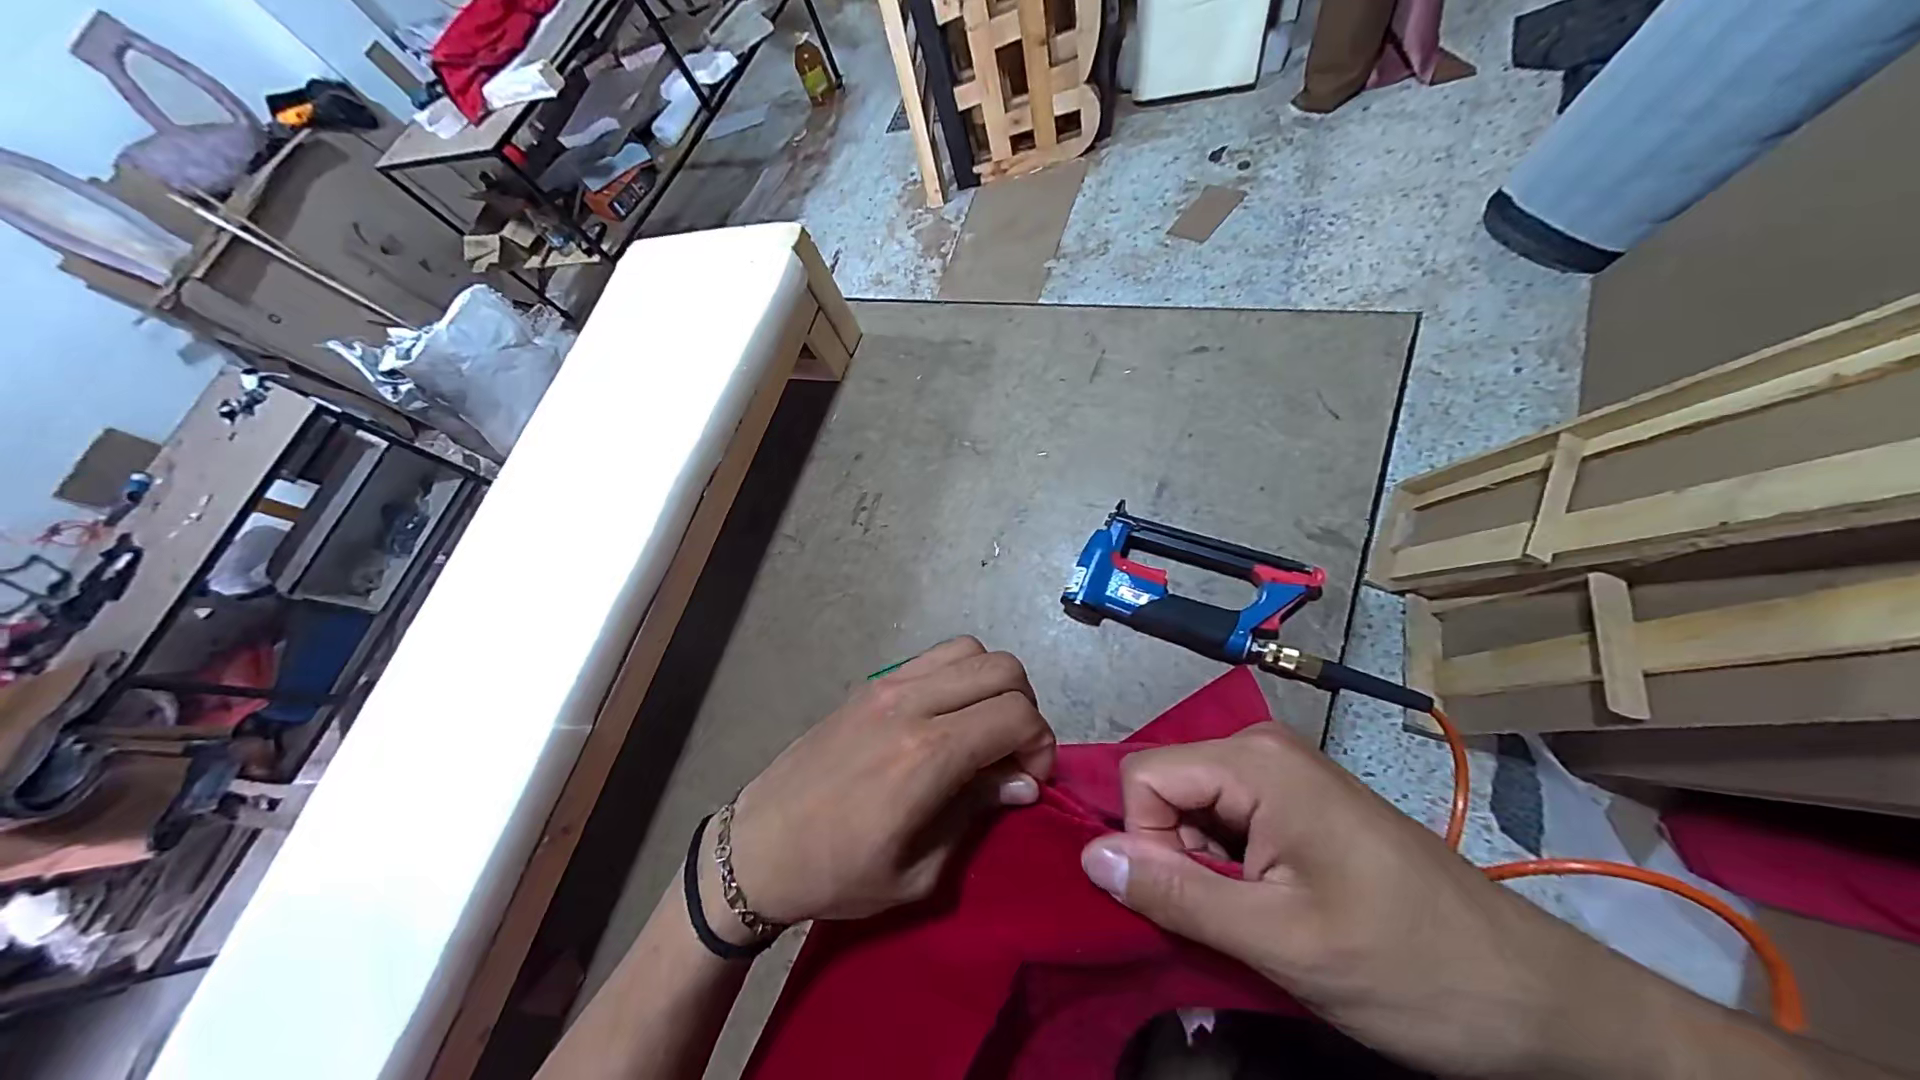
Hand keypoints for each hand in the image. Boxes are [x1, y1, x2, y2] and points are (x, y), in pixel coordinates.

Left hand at [721, 636, 1055, 928]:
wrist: (757, 849)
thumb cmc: (837, 873)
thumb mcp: (919, 872)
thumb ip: (977, 813)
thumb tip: (1021, 781)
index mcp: (926, 754)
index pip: (1016, 714)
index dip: (1041, 744)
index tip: (1030, 780)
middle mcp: (911, 704)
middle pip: (1003, 668)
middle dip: (1026, 709)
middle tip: (1013, 754)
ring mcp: (887, 685)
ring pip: (971, 650)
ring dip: (994, 685)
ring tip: (984, 729)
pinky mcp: (870, 683)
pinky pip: (934, 656)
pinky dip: (960, 675)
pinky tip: (948, 717)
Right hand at [1075, 722, 1711, 1078]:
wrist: (1539, 999)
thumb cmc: (1410, 966)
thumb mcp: (1281, 941)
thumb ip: (1175, 893)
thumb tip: (1087, 856)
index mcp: (1256, 760)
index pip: (1143, 778)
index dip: (1148, 845)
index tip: (1196, 906)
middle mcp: (1263, 749)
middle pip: (1166, 789)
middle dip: (1175, 856)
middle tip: (1234, 920)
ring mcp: (1285, 775)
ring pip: (1193, 809)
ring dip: (1202, 868)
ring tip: (1258, 919)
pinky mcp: (1300, 803)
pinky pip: (1228, 821)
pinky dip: (1228, 867)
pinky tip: (1270, 906)